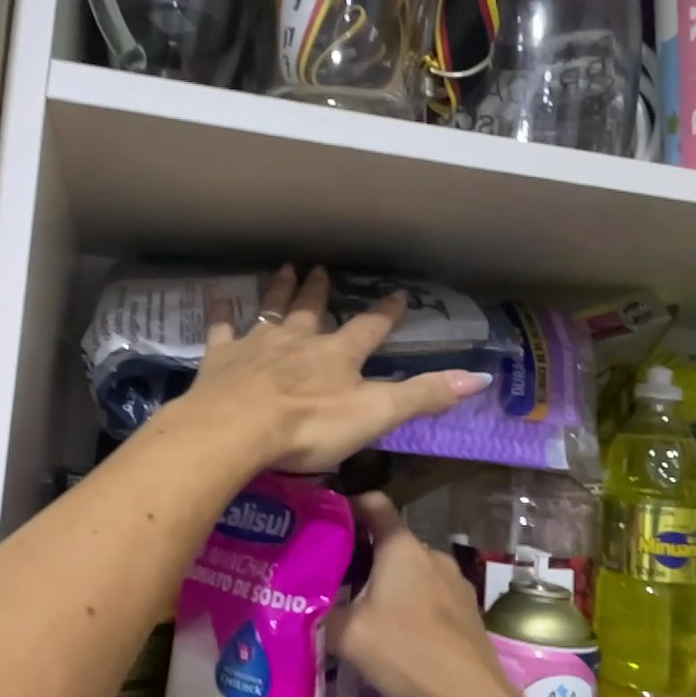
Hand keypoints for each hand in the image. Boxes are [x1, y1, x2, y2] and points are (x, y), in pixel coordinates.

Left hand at [175, 265, 490, 473]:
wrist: (238, 428)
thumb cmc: (310, 425)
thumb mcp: (376, 414)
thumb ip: (423, 395)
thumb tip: (479, 377)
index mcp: (338, 355)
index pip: (370, 328)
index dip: (386, 313)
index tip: (398, 294)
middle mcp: (299, 340)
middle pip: (313, 309)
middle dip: (320, 290)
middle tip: (321, 270)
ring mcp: (258, 345)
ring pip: (272, 309)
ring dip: (280, 290)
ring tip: (285, 268)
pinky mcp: (222, 358)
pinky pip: (221, 327)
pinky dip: (220, 310)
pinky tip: (217, 294)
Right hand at [325, 493, 507, 696]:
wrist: (469, 692)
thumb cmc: (405, 649)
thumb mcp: (347, 635)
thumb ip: (319, 615)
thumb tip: (300, 606)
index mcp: (401, 546)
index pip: (374, 503)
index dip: (349, 505)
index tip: (327, 520)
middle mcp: (430, 552)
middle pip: (391, 540)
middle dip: (364, 554)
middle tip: (336, 578)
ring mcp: (454, 579)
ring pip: (413, 568)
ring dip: (390, 581)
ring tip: (366, 610)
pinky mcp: (467, 606)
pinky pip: (432, 592)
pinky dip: (413, 602)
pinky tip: (401, 632)